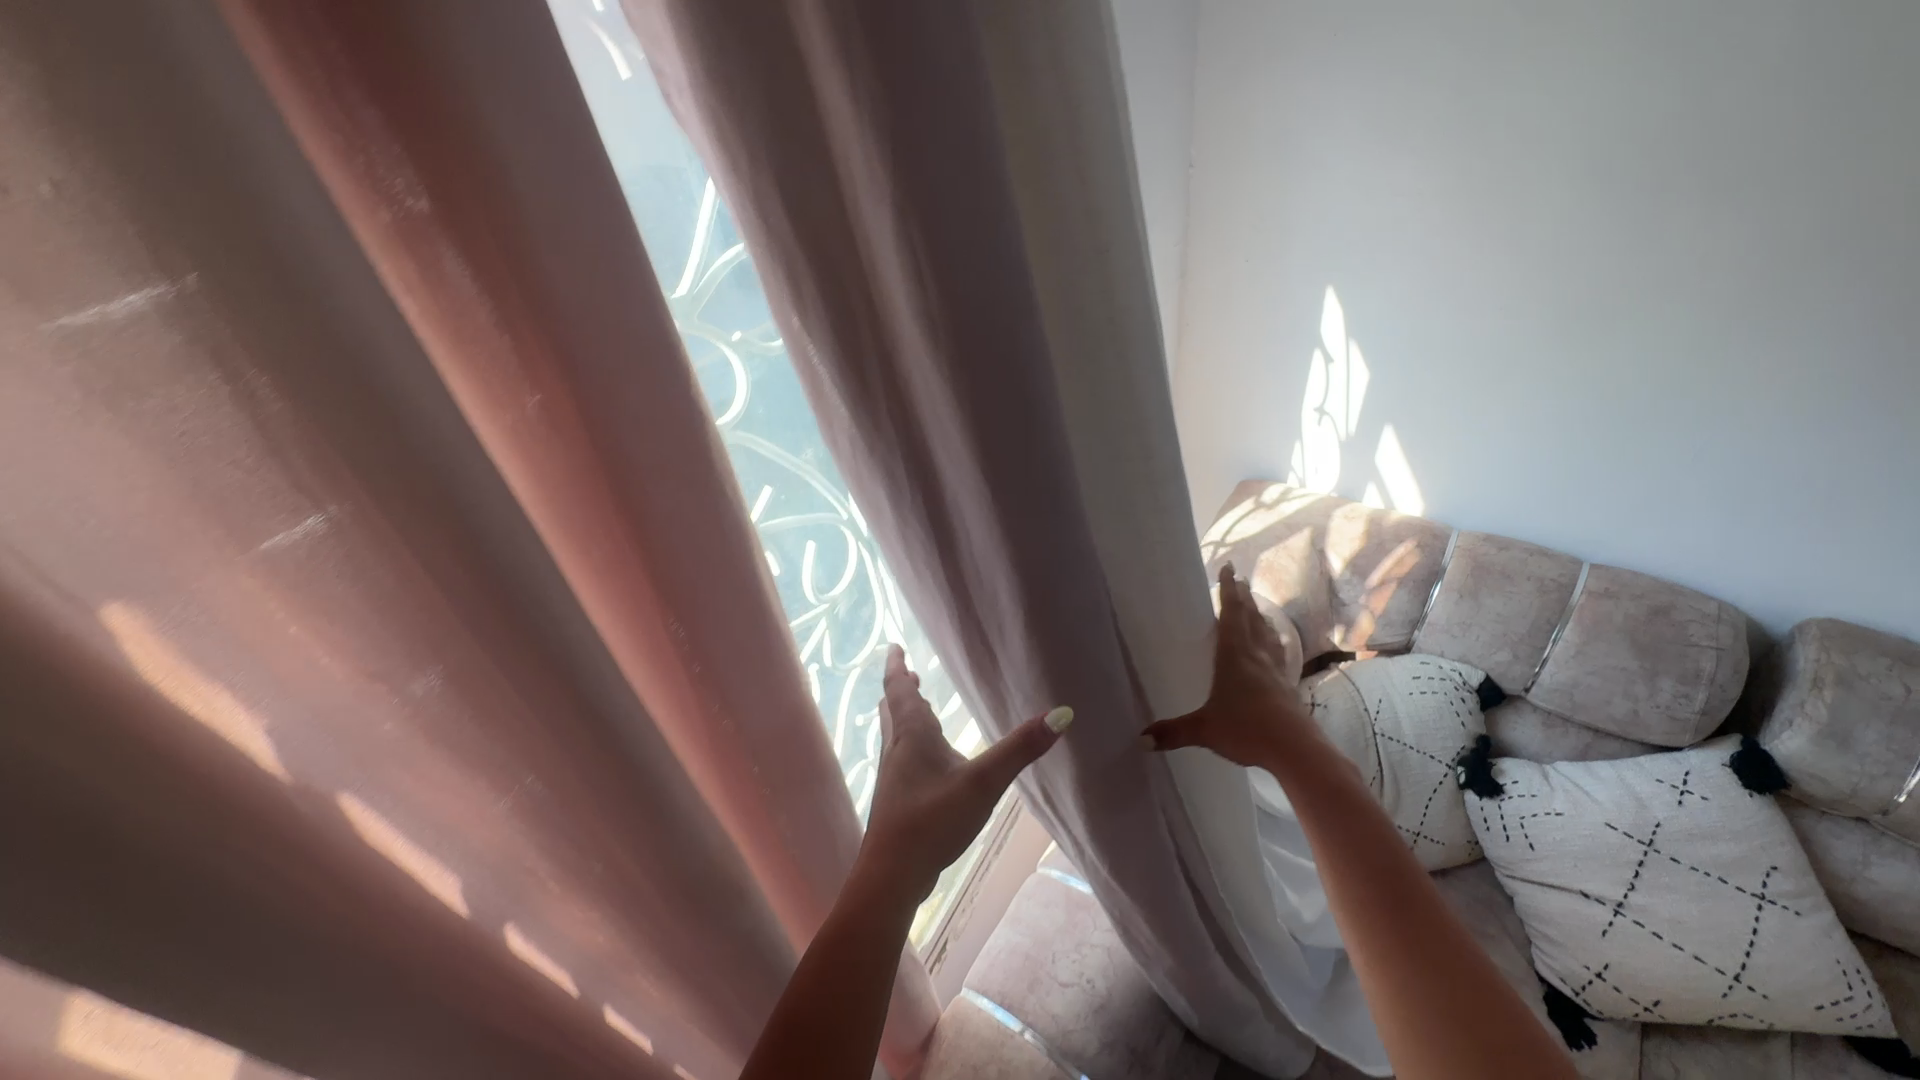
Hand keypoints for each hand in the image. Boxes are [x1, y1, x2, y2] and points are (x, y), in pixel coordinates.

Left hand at [860, 645, 1067, 899]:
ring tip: (917, 712)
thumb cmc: (933, 821)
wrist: (892, 876)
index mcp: (913, 737)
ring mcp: (893, 780)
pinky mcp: (896, 804)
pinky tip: (925, 768)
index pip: (900, 691)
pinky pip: (901, 762)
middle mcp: (897, 752)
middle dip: (902, 691)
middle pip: (894, 711)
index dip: (898, 667)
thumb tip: (1061, 714)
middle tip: (910, 676)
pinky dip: (910, 748)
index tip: (895, 647)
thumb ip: (1021, 749)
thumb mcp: (983, 782)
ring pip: (894, 738)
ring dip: (903, 719)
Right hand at [1141, 563, 1319, 766]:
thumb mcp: (1204, 729)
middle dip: (1244, 598)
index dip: (1228, 590)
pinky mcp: (1287, 686)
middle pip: (1251, 618)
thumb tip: (1141, 740)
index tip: (1228, 568)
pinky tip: (1275, 646)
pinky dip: (1274, 643)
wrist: (1295, 749)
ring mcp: (1275, 670)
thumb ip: (1173, 732)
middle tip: (1240, 580)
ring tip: (1256, 608)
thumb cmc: (1246, 729)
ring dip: (1260, 617)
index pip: (1231, 614)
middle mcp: (1256, 656)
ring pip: (1267, 634)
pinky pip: (1278, 655)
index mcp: (1234, 655)